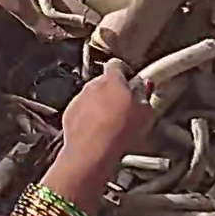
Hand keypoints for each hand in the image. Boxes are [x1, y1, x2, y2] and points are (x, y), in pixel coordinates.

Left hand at [52, 60, 156, 190]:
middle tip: (123, 107)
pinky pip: (81, 109)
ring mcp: (78, 97)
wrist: (91, 150)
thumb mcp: (145, 114)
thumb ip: (144, 96)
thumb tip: (144, 87)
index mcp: (112, 80)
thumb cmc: (121, 131)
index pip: (117, 65)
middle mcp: (92, 84)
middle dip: (112, 90)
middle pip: (103, 81)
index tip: (131, 83)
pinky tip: (96, 130)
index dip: (125, 72)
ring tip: (110, 122)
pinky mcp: (69, 111)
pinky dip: (87, 115)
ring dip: (99, 103)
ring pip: (91, 95)